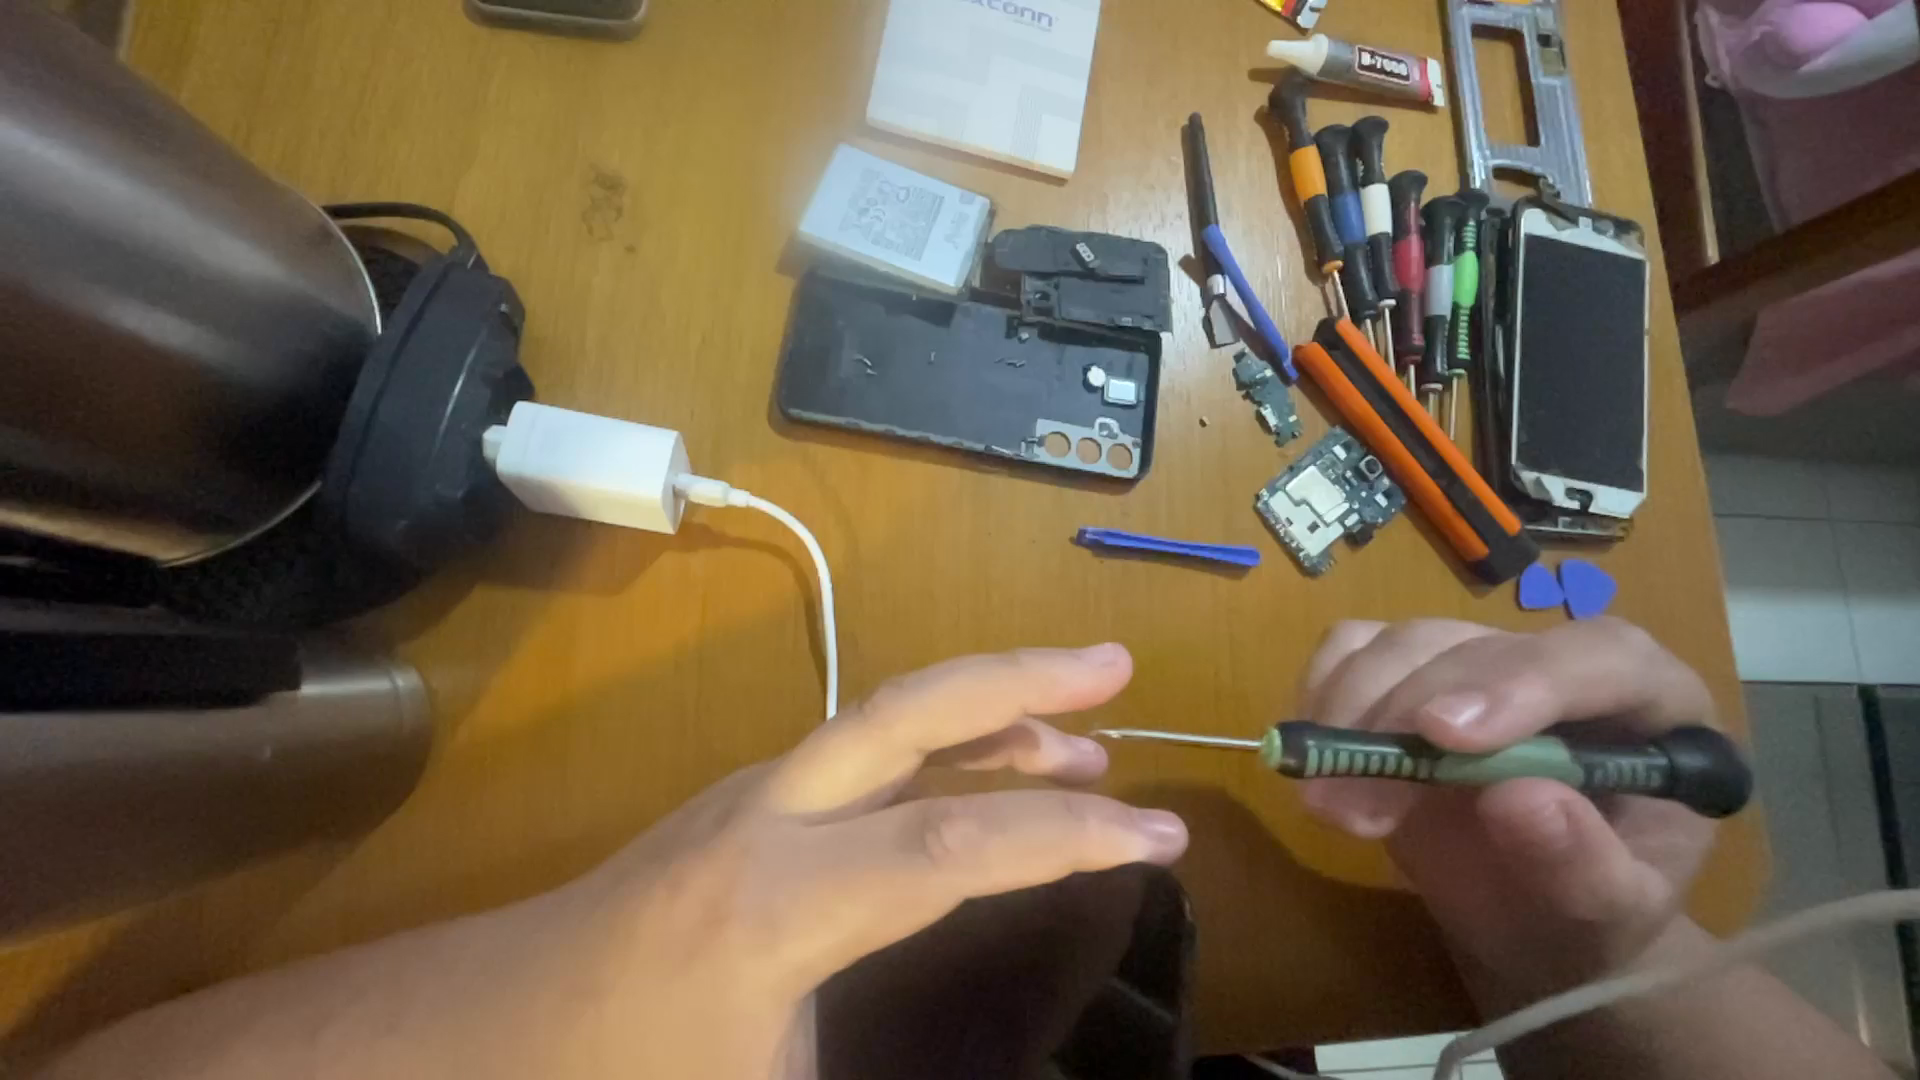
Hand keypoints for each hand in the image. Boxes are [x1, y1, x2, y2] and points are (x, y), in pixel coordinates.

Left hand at [561, 644, 1187, 1077]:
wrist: (491, 1029)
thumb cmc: (623, 1071)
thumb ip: (886, 1066)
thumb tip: (1000, 1066)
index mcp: (780, 900)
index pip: (949, 842)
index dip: (1063, 835)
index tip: (1160, 838)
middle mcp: (778, 814)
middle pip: (911, 710)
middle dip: (1020, 678)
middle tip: (1117, 665)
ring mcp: (765, 791)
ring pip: (895, 718)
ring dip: (995, 709)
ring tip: (1090, 724)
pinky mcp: (761, 797)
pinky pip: (875, 750)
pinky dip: (950, 744)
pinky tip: (997, 761)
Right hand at [1296, 618, 1719, 1010]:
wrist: (1519, 910)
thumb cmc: (1578, 913)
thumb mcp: (1602, 915)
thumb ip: (1583, 866)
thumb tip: (1521, 799)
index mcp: (1648, 704)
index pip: (1594, 658)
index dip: (1517, 685)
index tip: (1441, 737)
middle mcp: (1551, 661)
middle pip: (1470, 648)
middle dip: (1400, 721)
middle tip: (1353, 809)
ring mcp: (1466, 654)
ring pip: (1398, 644)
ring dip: (1348, 719)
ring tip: (1329, 808)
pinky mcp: (1397, 664)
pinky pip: (1345, 647)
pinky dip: (1320, 694)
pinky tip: (1319, 758)